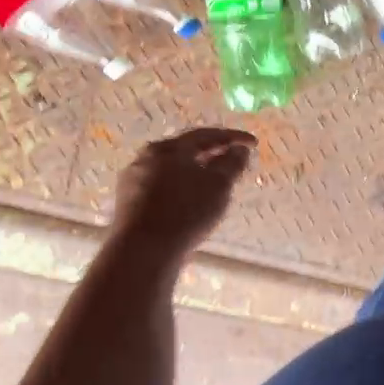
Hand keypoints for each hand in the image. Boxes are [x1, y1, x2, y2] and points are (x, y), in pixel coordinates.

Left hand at [109, 128, 256, 255]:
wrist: (143, 250)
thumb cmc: (187, 211)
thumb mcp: (220, 184)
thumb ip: (233, 162)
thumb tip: (239, 149)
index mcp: (169, 148)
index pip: (207, 134)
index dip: (233, 137)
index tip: (254, 142)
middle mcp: (147, 157)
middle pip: (186, 149)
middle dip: (212, 151)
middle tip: (233, 156)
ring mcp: (133, 179)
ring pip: (173, 167)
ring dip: (197, 168)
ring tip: (216, 178)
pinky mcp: (129, 200)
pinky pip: (162, 183)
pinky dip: (182, 183)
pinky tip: (193, 196)